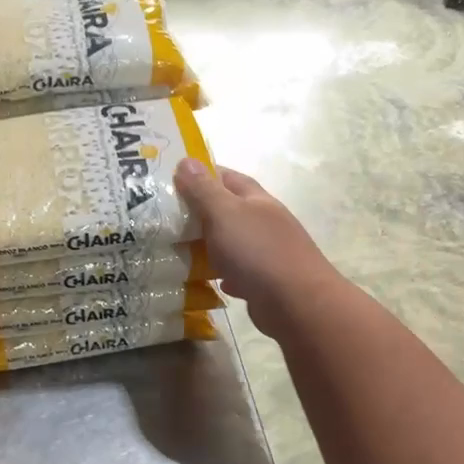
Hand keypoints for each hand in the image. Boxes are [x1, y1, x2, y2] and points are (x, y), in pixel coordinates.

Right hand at [175, 159, 341, 340]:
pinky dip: (220, 272)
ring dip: (209, 244)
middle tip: (167, 216)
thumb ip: (204, 189)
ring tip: (178, 247)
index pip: (228, 177)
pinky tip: (206, 278)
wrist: (296, 303)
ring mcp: (267, 252)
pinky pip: (237, 271)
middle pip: (229, 210)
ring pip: (231, 242)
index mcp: (257, 201)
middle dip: (201, 211)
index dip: (203, 174)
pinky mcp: (264, 281)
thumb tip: (186, 160)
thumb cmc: (258, 251)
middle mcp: (264, 222)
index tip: (174, 178)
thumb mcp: (224, 213)